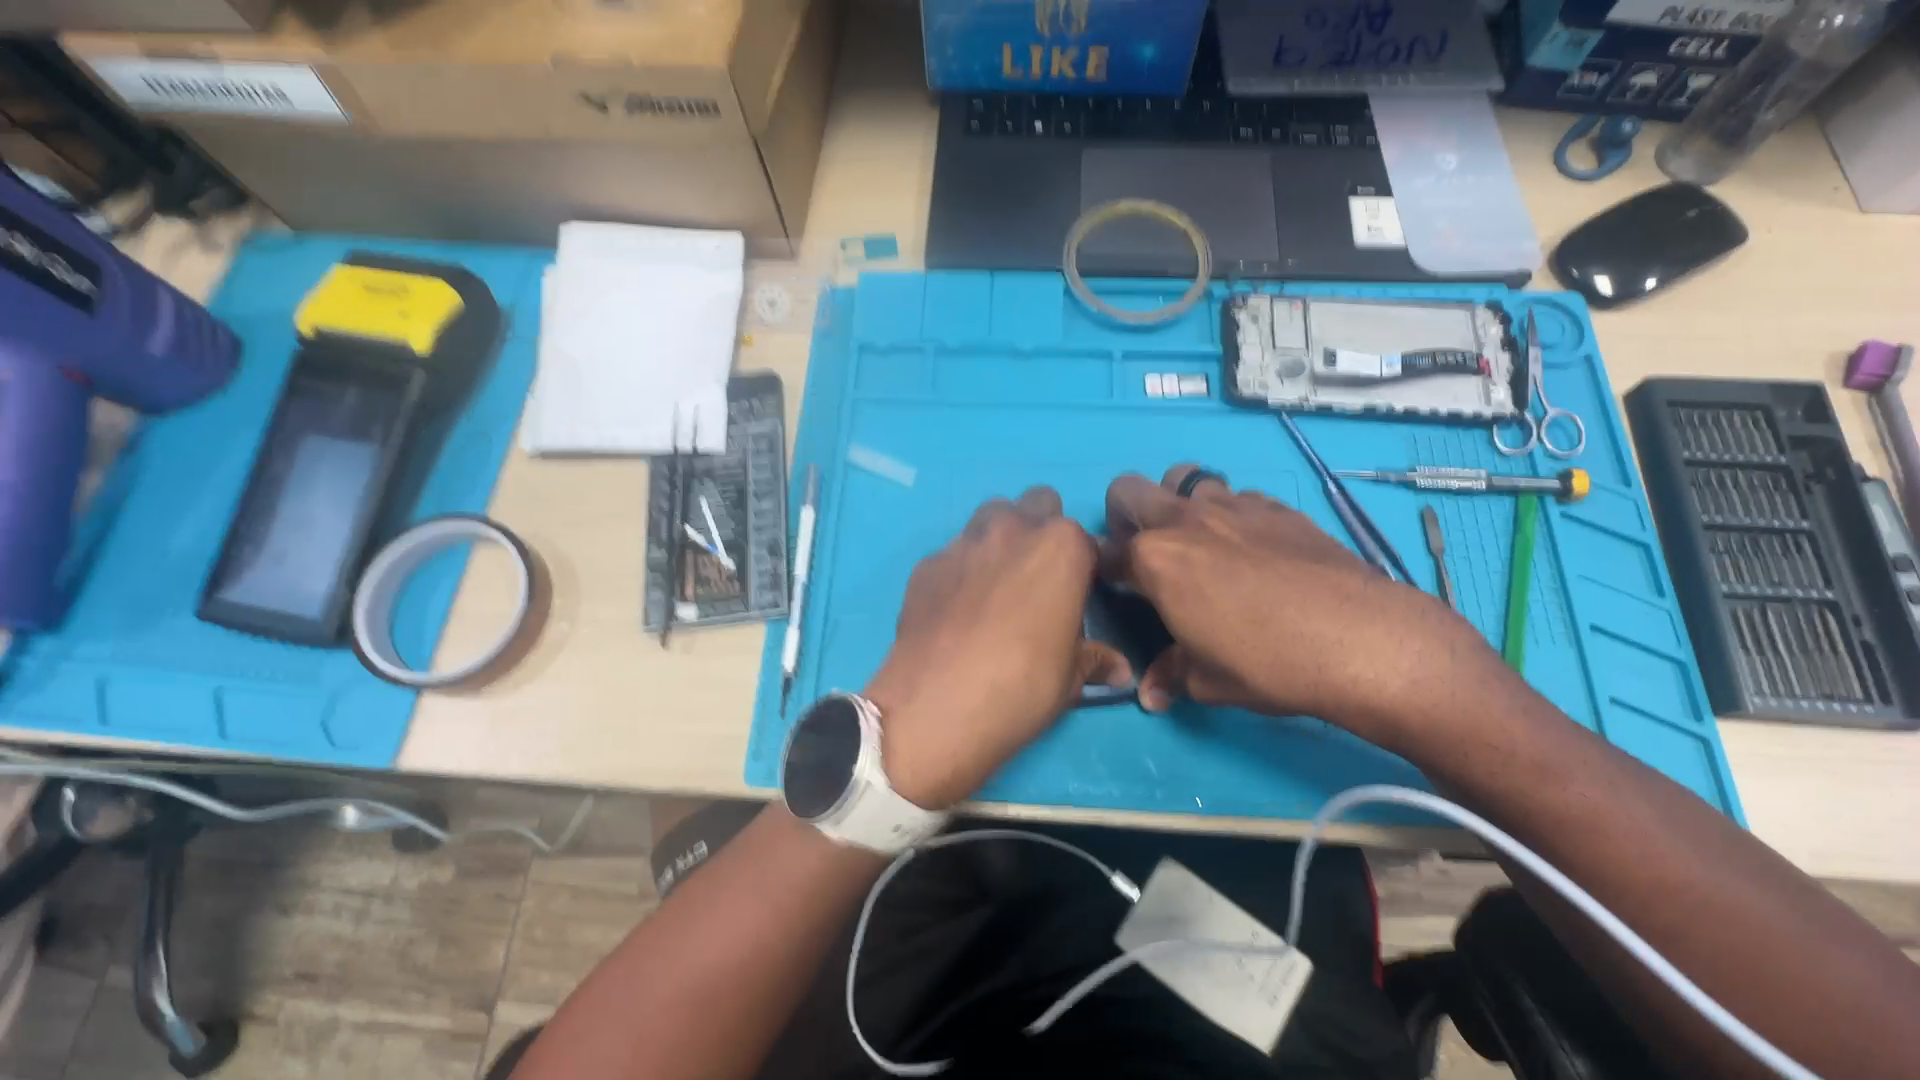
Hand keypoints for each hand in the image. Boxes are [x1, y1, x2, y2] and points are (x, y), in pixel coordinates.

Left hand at [867, 488, 1131, 809]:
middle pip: (1036, 505)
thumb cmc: (1023, 685)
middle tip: (1037, 578)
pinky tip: (956, 609)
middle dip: (1041, 530)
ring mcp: (964, 543)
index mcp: (1062, 546)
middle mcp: (1013, 530)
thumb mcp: (1072, 677)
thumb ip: (1096, 660)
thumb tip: (1121, 671)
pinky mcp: (926, 564)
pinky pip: (952, 554)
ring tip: (996, 586)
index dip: (1084, 566)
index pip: (1086, 540)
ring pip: (989, 518)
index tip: (1078, 595)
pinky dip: (960, 571)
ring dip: (999, 539)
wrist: (938, 705)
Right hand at [1101, 467, 1498, 746]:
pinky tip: (1252, 548)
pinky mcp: (1277, 507)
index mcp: (1155, 560)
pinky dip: (1230, 513)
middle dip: (1124, 517)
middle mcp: (1186, 520)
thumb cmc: (1269, 665)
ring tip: (1199, 542)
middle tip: (1147, 554)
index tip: (1117, 590)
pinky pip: (1236, 495)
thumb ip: (1170, 675)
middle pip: (1129, 491)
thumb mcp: (1208, 680)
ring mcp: (1235, 506)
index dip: (1104, 572)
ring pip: (1186, 479)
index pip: (1106, 553)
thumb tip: (1150, 695)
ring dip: (1178, 504)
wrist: (1362, 639)